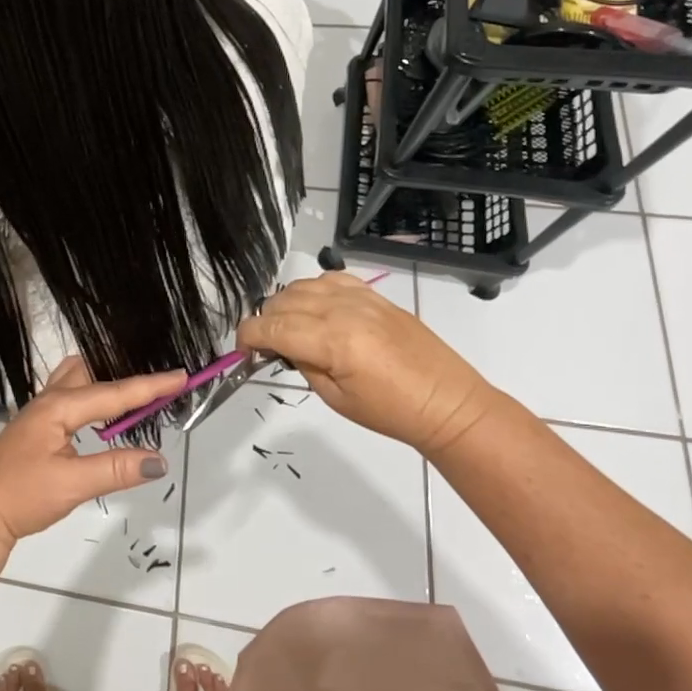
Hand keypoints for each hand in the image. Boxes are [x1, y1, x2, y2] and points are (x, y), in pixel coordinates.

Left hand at [0, 357, 184, 551]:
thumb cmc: (23, 495)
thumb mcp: (73, 484)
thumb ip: (116, 469)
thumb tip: (158, 459)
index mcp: (58, 407)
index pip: (113, 393)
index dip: (149, 386)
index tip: (181, 375)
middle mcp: (48, 401)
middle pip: (90, 372)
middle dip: (123, 372)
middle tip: (157, 382)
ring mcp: (39, 414)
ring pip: (75, 381)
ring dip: (104, 382)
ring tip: (133, 393)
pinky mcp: (36, 429)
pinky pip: (70, 397)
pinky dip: (92, 396)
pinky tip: (101, 415)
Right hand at [236, 272, 503, 456]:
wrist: (447, 402)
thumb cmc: (391, 411)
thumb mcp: (336, 398)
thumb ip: (303, 365)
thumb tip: (280, 348)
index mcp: (332, 340)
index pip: (271, 326)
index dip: (248, 337)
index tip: (244, 353)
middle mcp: (342, 309)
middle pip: (281, 302)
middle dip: (265, 323)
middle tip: (270, 349)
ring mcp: (359, 297)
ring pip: (301, 286)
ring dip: (286, 306)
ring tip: (292, 331)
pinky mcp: (374, 294)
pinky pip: (330, 279)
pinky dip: (313, 291)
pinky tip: (318, 311)